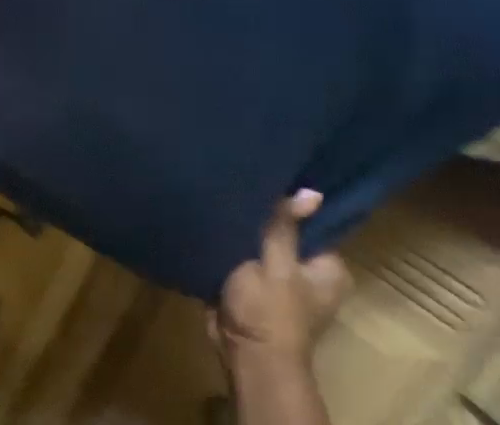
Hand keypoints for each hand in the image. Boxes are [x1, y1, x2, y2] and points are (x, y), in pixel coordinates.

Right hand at [210, 189, 351, 367]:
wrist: (244, 352)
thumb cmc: (269, 308)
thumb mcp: (275, 263)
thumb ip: (285, 228)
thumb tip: (311, 192)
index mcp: (328, 270)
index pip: (310, 226)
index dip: (286, 206)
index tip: (257, 182)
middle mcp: (309, 275)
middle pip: (281, 235)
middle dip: (256, 219)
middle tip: (228, 189)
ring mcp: (278, 283)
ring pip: (257, 247)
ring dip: (237, 233)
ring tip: (212, 202)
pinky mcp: (251, 288)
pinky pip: (238, 259)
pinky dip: (225, 248)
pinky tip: (206, 229)